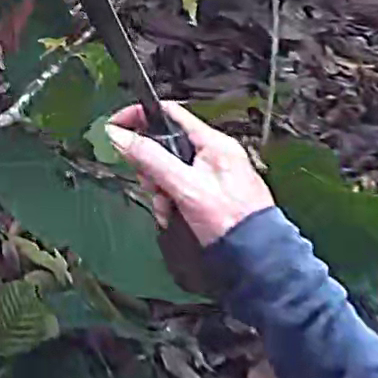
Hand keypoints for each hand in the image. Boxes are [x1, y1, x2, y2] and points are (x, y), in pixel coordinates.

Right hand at [102, 102, 274, 245]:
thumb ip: (149, 157)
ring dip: (156, 185)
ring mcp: (212, 175)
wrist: (262, 265)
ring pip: (167, 167)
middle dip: (147, 163)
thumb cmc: (233, 222)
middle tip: (145, 179)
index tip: (116, 128)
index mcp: (213, 143)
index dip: (138, 116)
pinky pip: (176, 185)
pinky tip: (171, 213)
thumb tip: (117, 134)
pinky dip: (168, 199)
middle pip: (163, 143)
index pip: (167, 113)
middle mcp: (213, 155)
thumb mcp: (183, 185)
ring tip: (164, 204)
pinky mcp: (210, 194)